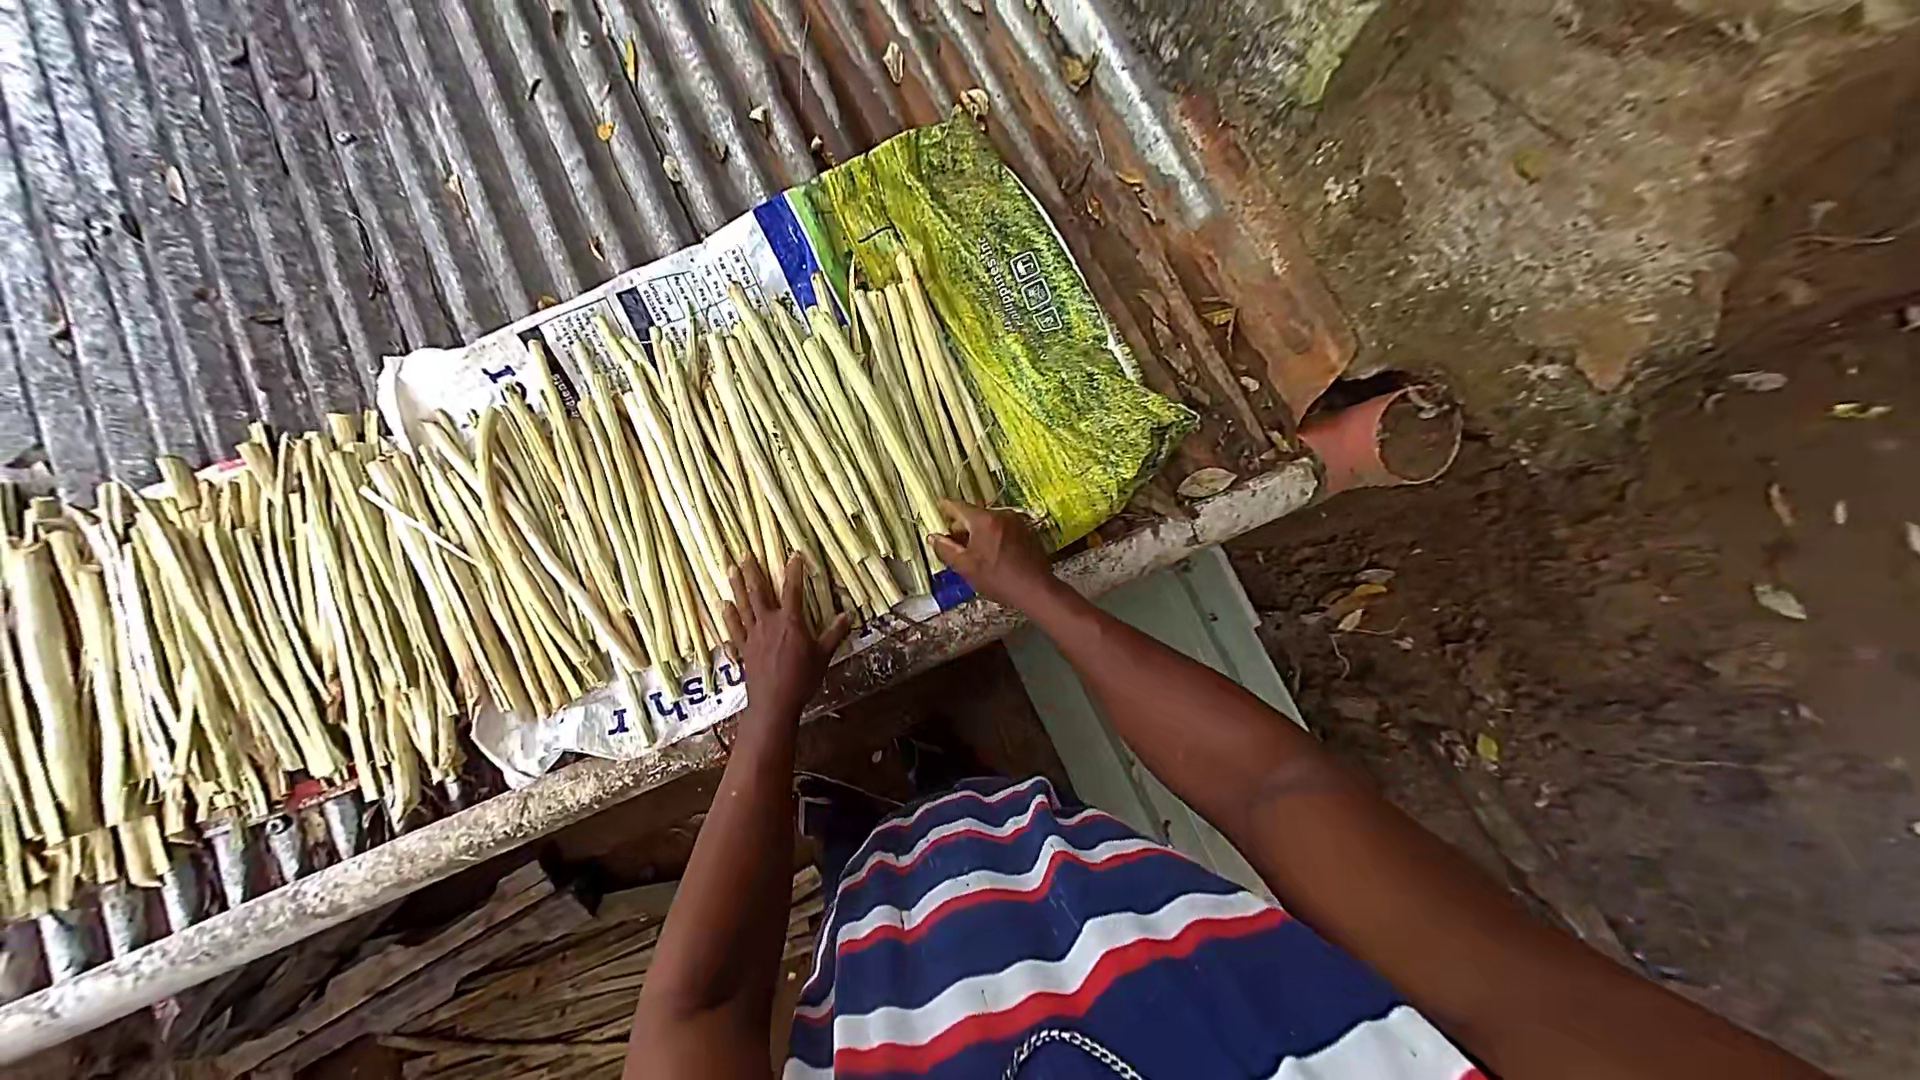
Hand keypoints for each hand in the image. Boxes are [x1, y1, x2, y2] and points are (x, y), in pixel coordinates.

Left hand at [724, 553, 851, 721]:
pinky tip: (724, 605)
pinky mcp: (744, 649)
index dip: (794, 571)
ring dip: (737, 587)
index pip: (793, 590)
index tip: (794, 555)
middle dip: (753, 572)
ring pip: (744, 605)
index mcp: (790, 622)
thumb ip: (834, 633)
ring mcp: (753, 635)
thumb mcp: (824, 655)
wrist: (774, 703)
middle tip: (745, 554)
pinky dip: (729, 616)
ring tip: (731, 569)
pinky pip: (735, 628)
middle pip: (759, 592)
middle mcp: (769, 623)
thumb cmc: (802, 678)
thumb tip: (847, 615)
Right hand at [928, 500, 1058, 608]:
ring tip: (973, 551)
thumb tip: (933, 537)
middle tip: (953, 542)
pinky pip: (1004, 527)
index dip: (946, 508)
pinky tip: (992, 553)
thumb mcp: (966, 567)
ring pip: (990, 521)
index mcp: (984, 520)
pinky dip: (994, 535)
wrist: (1035, 589)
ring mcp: (1017, 521)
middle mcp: (1002, 514)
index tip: (938, 508)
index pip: (958, 506)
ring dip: (979, 532)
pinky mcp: (1028, 531)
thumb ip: (946, 549)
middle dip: (962, 526)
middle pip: (975, 514)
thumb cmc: (998, 579)